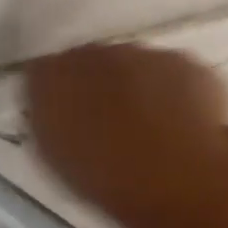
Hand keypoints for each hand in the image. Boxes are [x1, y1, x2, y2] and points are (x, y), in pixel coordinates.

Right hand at [23, 44, 227, 227]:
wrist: (174, 174)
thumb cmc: (102, 175)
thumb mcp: (54, 153)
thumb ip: (47, 119)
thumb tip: (50, 106)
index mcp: (48, 75)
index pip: (43, 72)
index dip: (57, 94)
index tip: (67, 118)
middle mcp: (90, 52)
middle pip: (90, 62)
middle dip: (98, 86)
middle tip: (108, 124)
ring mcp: (140, 53)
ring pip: (133, 65)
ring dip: (136, 86)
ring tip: (149, 127)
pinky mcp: (184, 62)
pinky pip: (173, 72)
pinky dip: (175, 90)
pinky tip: (180, 123)